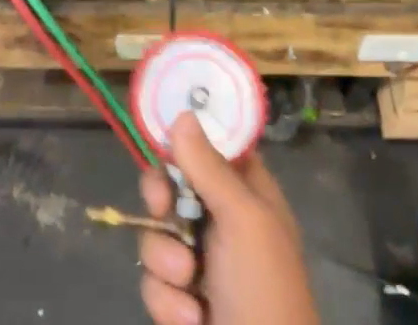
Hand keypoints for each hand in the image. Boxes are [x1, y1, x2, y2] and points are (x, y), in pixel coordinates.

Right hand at [137, 112, 318, 324]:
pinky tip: (191, 319)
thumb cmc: (263, 288)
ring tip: (191, 288)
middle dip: (161, 203)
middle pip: (171, 187)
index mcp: (249, 196)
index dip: (185, 144)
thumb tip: (183, 113)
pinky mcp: (180, 301)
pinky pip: (153, 282)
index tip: (164, 146)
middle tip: (162, 209)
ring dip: (167, 263)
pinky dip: (168, 302)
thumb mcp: (243, 220)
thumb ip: (209, 168)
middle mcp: (223, 223)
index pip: (212, 150)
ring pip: (155, 236)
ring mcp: (200, 263)